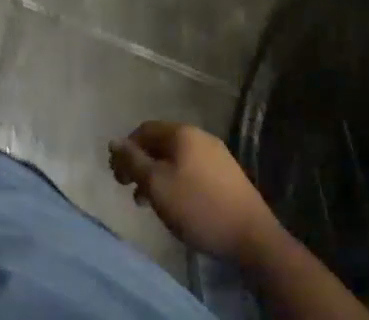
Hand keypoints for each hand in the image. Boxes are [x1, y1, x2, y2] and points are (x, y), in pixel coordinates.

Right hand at [109, 121, 280, 261]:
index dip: (126, 149)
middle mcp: (201, 137)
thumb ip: (132, 161)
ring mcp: (218, 157)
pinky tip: (176, 205)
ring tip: (149, 203)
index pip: (144, 130)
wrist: (253, 238)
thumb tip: (114, 142)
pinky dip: (177, 182)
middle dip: (141, 165)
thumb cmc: (197, 207)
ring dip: (158, 176)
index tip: (118, 176)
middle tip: (130, 190)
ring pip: (177, 160)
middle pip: (161, 144)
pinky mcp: (229, 177)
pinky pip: (193, 171)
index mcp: (182, 133)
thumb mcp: (156, 184)